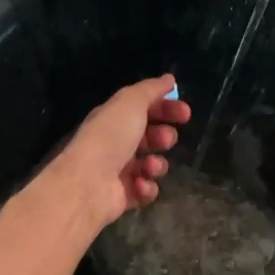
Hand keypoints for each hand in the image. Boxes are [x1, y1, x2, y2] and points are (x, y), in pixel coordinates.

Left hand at [43, 75, 189, 225]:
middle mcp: (115, 143)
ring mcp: (119, 171)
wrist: (88, 183)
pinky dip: (146, 188)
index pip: (145, 109)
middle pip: (151, 137)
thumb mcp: (130, 102)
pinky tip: (139, 185)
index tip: (186, 113)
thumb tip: (169, 79)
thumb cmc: (109, 137)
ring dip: (157, 164)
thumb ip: (151, 89)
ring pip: (153, 165)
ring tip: (149, 166)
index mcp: (114, 118)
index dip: (167, 108)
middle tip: (165, 140)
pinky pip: (146, 190)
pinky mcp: (124, 196)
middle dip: (164, 137)